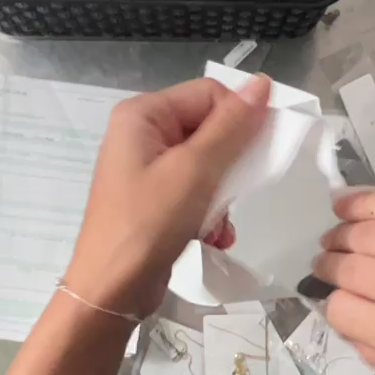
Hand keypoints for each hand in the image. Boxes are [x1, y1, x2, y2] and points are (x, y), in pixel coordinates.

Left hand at [62, 75, 270, 318]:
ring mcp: (146, 172)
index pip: (208, 95)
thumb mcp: (195, 171)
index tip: (258, 154)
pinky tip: (212, 238)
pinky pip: (193, 196)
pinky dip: (208, 216)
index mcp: (143, 115)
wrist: (112, 290)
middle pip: (208, 131)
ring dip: (222, 199)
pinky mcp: (153, 204)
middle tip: (235, 195)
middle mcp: (141, 136)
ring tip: (220, 225)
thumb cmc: (148, 225)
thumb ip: (231, 127)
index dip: (239, 119)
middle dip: (229, 168)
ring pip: (206, 168)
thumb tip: (262, 84)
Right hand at [311, 189, 374, 374]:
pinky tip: (345, 204)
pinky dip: (361, 202)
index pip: (338, 308)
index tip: (337, 296)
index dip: (332, 302)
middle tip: (326, 262)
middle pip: (344, 267)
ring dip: (340, 234)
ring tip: (336, 236)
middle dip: (327, 265)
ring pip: (362, 232)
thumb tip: (346, 322)